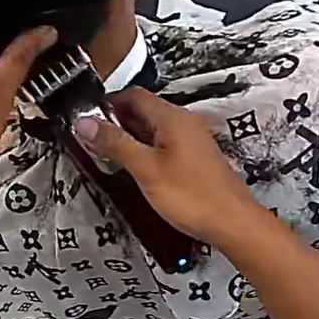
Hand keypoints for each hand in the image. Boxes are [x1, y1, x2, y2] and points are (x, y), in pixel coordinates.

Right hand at [74, 89, 269, 246]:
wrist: (234, 223)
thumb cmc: (193, 197)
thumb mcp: (146, 169)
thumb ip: (115, 144)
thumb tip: (84, 123)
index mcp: (172, 118)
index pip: (133, 95)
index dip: (108, 104)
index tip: (87, 121)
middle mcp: (186, 124)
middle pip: (144, 111)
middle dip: (117, 123)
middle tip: (95, 144)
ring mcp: (194, 142)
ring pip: (155, 131)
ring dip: (133, 140)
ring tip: (112, 159)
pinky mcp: (198, 160)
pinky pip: (167, 147)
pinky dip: (149, 153)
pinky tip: (140, 172)